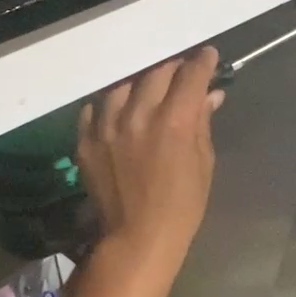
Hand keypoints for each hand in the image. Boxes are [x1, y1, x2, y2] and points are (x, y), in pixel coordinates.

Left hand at [76, 48, 223, 272]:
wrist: (137, 238)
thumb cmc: (182, 206)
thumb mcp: (203, 164)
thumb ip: (202, 124)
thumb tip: (209, 96)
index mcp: (174, 120)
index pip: (190, 75)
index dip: (202, 62)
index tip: (208, 58)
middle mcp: (139, 114)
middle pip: (156, 74)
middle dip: (173, 70)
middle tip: (181, 76)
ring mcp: (107, 126)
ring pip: (123, 86)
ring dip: (139, 85)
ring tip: (147, 92)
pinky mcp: (86, 141)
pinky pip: (95, 110)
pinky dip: (110, 107)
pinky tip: (118, 113)